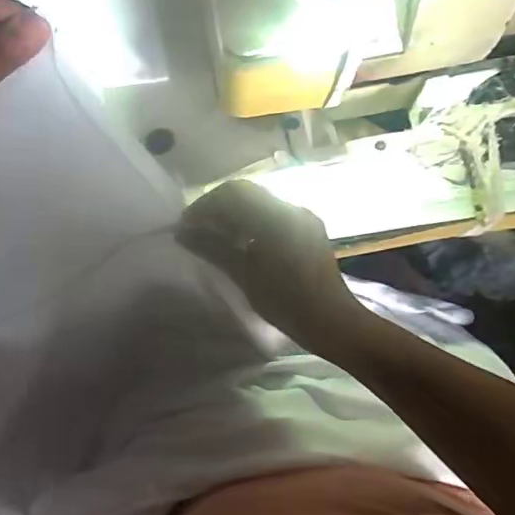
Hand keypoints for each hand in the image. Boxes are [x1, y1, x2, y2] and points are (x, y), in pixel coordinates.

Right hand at [178, 180, 369, 353]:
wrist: (332, 322)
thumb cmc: (286, 303)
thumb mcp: (243, 276)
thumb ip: (212, 248)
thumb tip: (182, 232)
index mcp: (275, 218)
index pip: (231, 195)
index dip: (203, 206)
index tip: (184, 225)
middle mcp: (290, 208)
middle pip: (244, 192)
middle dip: (216, 205)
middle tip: (195, 227)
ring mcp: (301, 216)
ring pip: (258, 200)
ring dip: (233, 212)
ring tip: (213, 235)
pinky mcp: (306, 227)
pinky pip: (271, 212)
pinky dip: (250, 219)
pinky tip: (240, 241)